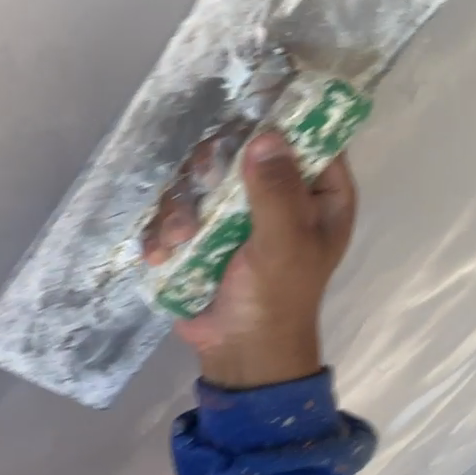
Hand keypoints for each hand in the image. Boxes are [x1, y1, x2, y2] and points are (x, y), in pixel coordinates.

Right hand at [143, 132, 357, 388]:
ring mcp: (230, 220)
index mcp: (315, 194)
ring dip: (178, 211)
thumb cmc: (274, 299)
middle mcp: (273, 199)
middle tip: (202, 182)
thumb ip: (275, 192)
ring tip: (176, 241)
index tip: (244, 123)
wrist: (236, 351)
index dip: (277, 123)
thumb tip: (264, 135)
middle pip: (238, 154)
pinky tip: (160, 256)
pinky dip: (160, 236)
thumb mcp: (283, 244)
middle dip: (210, 169)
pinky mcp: (196, 242)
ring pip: (196, 187)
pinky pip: (171, 220)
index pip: (305, 138)